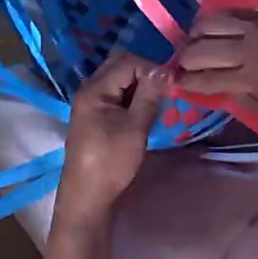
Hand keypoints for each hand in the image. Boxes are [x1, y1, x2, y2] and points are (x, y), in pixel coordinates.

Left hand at [57, 52, 171, 229]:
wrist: (87, 196)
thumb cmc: (111, 162)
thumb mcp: (136, 127)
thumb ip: (149, 95)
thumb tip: (164, 70)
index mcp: (95, 90)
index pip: (127, 61)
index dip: (151, 68)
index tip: (170, 86)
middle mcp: (88, 89)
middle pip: (119, 65)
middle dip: (144, 72)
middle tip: (164, 90)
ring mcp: (89, 102)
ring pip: (117, 79)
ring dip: (138, 84)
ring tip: (156, 101)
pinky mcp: (94, 115)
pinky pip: (114, 93)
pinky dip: (130, 95)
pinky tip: (142, 110)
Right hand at [175, 12, 257, 115]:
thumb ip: (229, 95)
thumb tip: (200, 85)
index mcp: (251, 76)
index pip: (202, 78)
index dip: (182, 82)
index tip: (172, 83)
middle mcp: (248, 47)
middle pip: (199, 49)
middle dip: (184, 60)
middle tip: (181, 66)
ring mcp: (254, 25)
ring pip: (208, 23)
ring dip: (195, 36)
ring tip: (194, 46)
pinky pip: (226, 12)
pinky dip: (213, 22)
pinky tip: (212, 32)